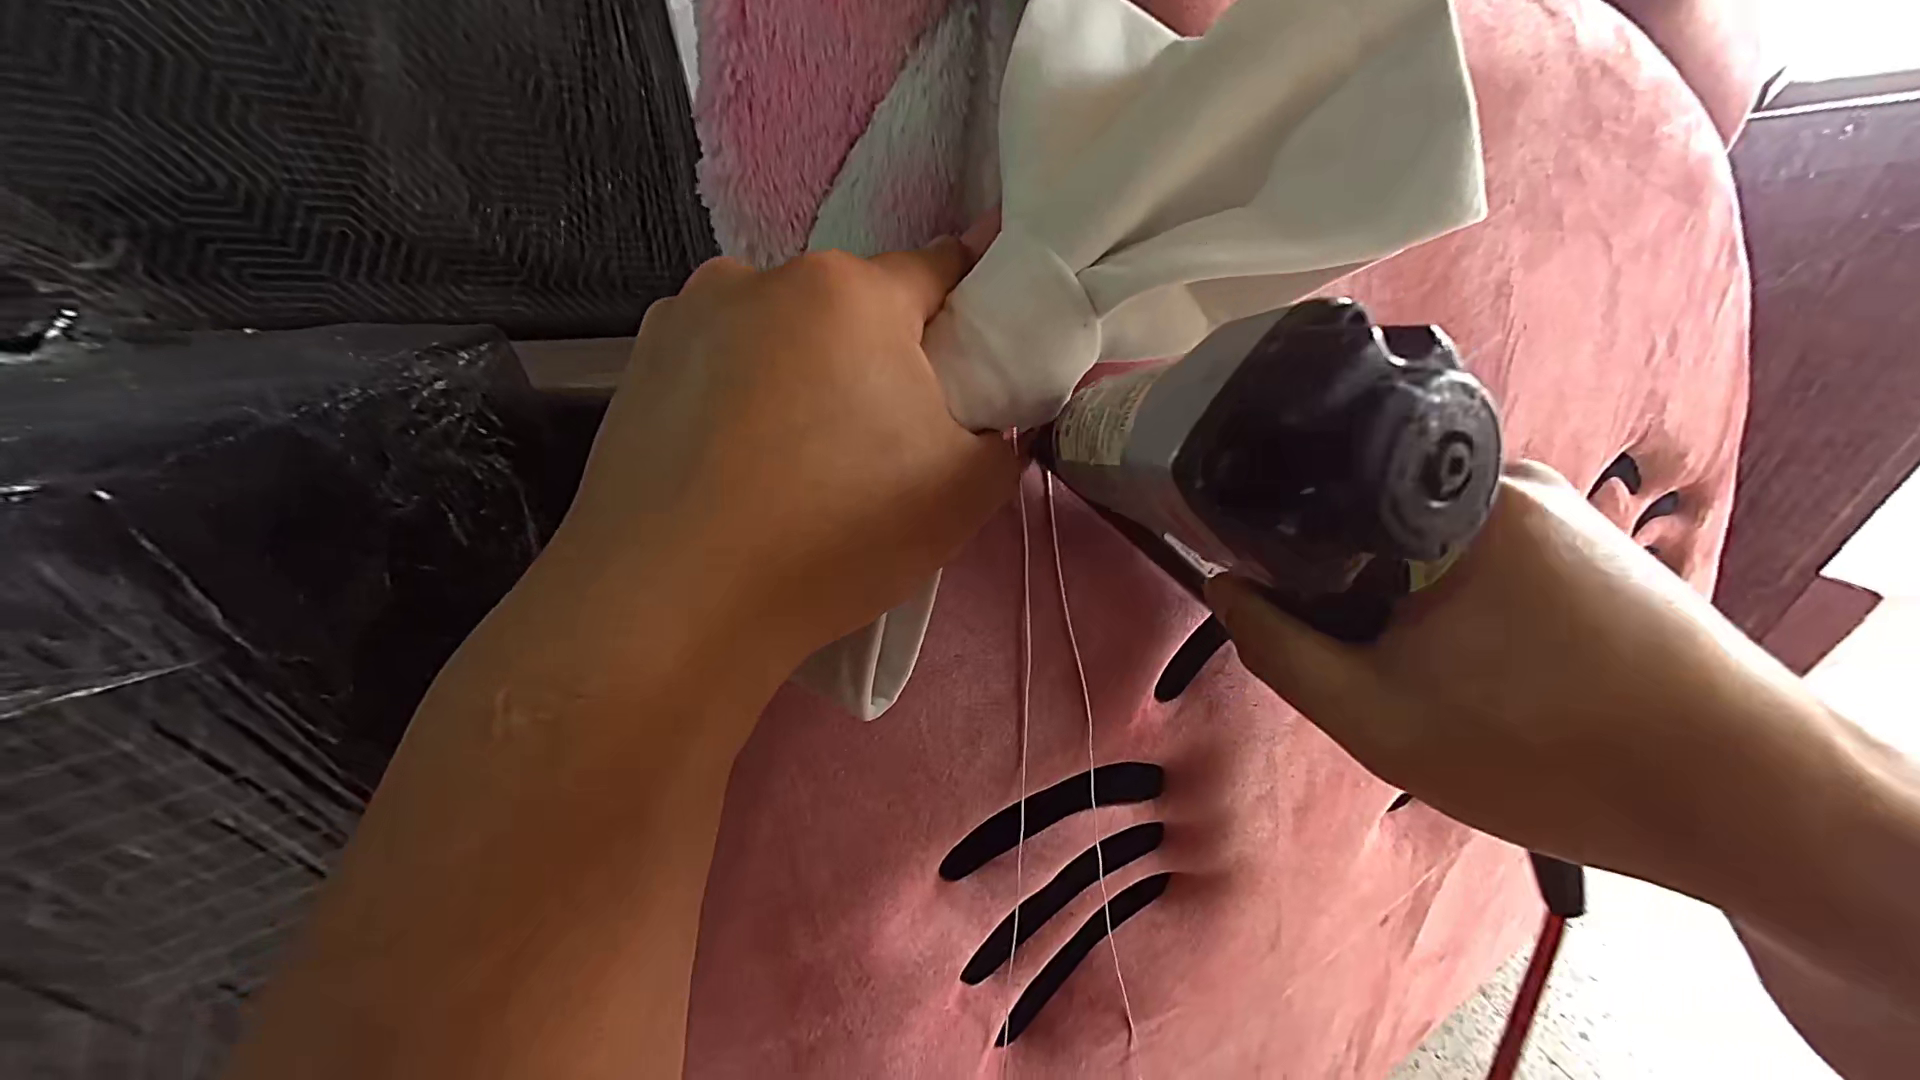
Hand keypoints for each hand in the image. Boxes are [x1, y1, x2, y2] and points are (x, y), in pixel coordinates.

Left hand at [553, 241, 1019, 666]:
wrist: (675, 606)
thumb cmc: (835, 536)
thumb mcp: (965, 494)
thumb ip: (1003, 436)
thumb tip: (986, 419)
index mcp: (850, 293)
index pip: (939, 269)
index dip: (966, 315)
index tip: (966, 368)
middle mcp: (760, 278)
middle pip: (853, 306)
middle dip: (879, 356)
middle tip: (880, 438)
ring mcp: (686, 317)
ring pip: (781, 334)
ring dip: (805, 372)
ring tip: (797, 461)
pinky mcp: (637, 366)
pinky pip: (721, 365)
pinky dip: (743, 396)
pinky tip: (737, 466)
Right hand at [1204, 461, 1836, 892]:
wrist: (1756, 807)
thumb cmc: (1554, 757)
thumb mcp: (1373, 716)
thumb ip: (1276, 649)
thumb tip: (1223, 588)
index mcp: (1459, 503)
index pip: (1319, 501)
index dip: (1280, 556)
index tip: (1281, 610)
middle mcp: (1510, 481)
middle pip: (1364, 521)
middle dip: (1344, 587)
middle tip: (1366, 657)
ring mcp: (1553, 507)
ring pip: (1412, 538)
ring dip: (1393, 595)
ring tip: (1423, 662)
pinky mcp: (1578, 540)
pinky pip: (1464, 551)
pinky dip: (1441, 597)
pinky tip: (1472, 656)